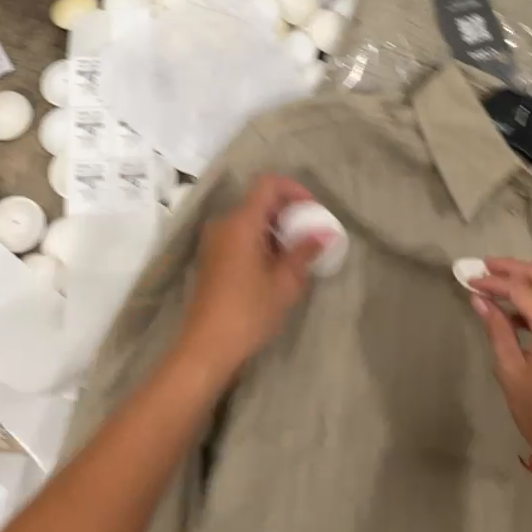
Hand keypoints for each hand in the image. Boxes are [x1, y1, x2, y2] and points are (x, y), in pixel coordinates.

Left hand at [176, 174, 323, 377]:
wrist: (207, 347)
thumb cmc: (249, 312)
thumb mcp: (285, 283)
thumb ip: (305, 251)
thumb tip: (324, 233)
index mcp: (241, 222)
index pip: (268, 184)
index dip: (294, 189)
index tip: (313, 211)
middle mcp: (224, 223)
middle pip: (259, 201)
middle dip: (288, 212)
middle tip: (310, 235)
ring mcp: (214, 240)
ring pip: (250, 219)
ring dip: (275, 229)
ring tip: (296, 254)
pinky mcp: (211, 257)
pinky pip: (239, 235)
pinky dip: (260, 240)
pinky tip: (275, 267)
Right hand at [469, 258, 531, 464]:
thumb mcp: (511, 373)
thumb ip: (497, 329)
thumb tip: (479, 299)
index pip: (522, 290)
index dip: (493, 281)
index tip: (469, 279)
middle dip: (512, 269)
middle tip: (483, 267)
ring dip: (525, 282)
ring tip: (494, 284)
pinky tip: (515, 310)